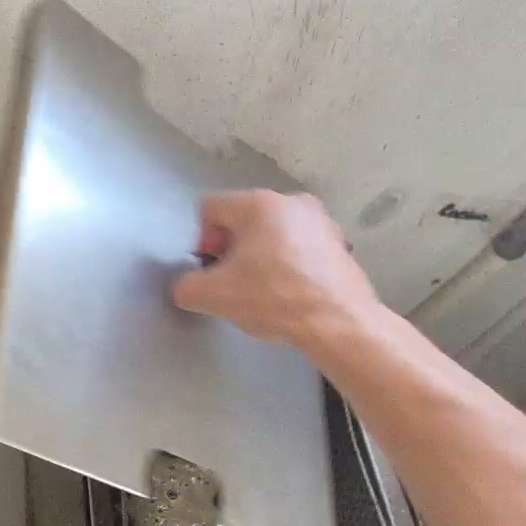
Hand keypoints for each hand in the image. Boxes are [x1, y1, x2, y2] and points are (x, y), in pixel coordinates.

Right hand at [171, 190, 382, 348]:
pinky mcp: (338, 243)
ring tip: (263, 290)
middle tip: (234, 283)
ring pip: (270, 234)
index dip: (201, 240)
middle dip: (230, 249)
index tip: (213, 270)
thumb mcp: (212, 296)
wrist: (339, 323)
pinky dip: (285, 265)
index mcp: (260, 204)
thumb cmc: (273, 299)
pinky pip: (296, 247)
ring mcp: (321, 221)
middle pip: (241, 220)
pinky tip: (288, 293)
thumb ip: (186, 286)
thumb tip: (188, 286)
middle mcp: (292, 202)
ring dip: (258, 258)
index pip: (210, 209)